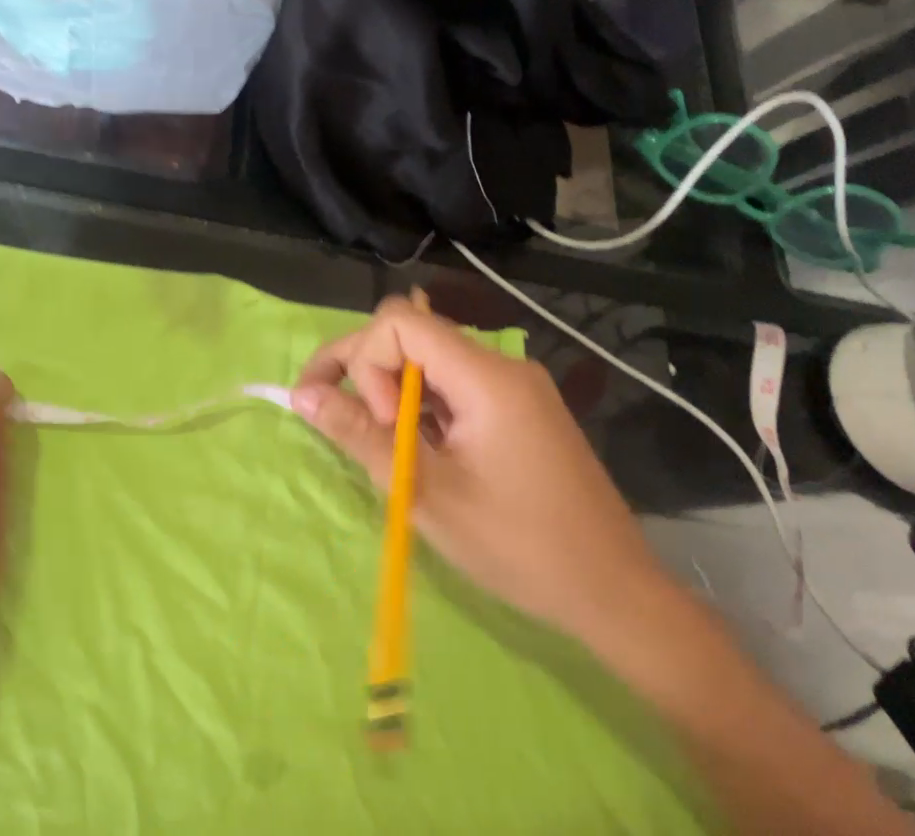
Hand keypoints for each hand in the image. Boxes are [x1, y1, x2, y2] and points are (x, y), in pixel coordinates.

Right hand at [291, 296, 668, 639]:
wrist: (613, 592)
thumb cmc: (518, 546)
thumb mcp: (424, 492)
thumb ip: (359, 435)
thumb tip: (301, 395)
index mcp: (486, 378)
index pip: (399, 322)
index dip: (363, 362)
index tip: (372, 422)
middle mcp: (501, 368)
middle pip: (409, 336)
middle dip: (364, 373)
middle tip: (347, 429)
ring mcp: (513, 389)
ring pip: (426, 361)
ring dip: (389, 396)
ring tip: (386, 452)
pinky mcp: (517, 412)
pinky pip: (450, 387)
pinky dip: (418, 409)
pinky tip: (418, 453)